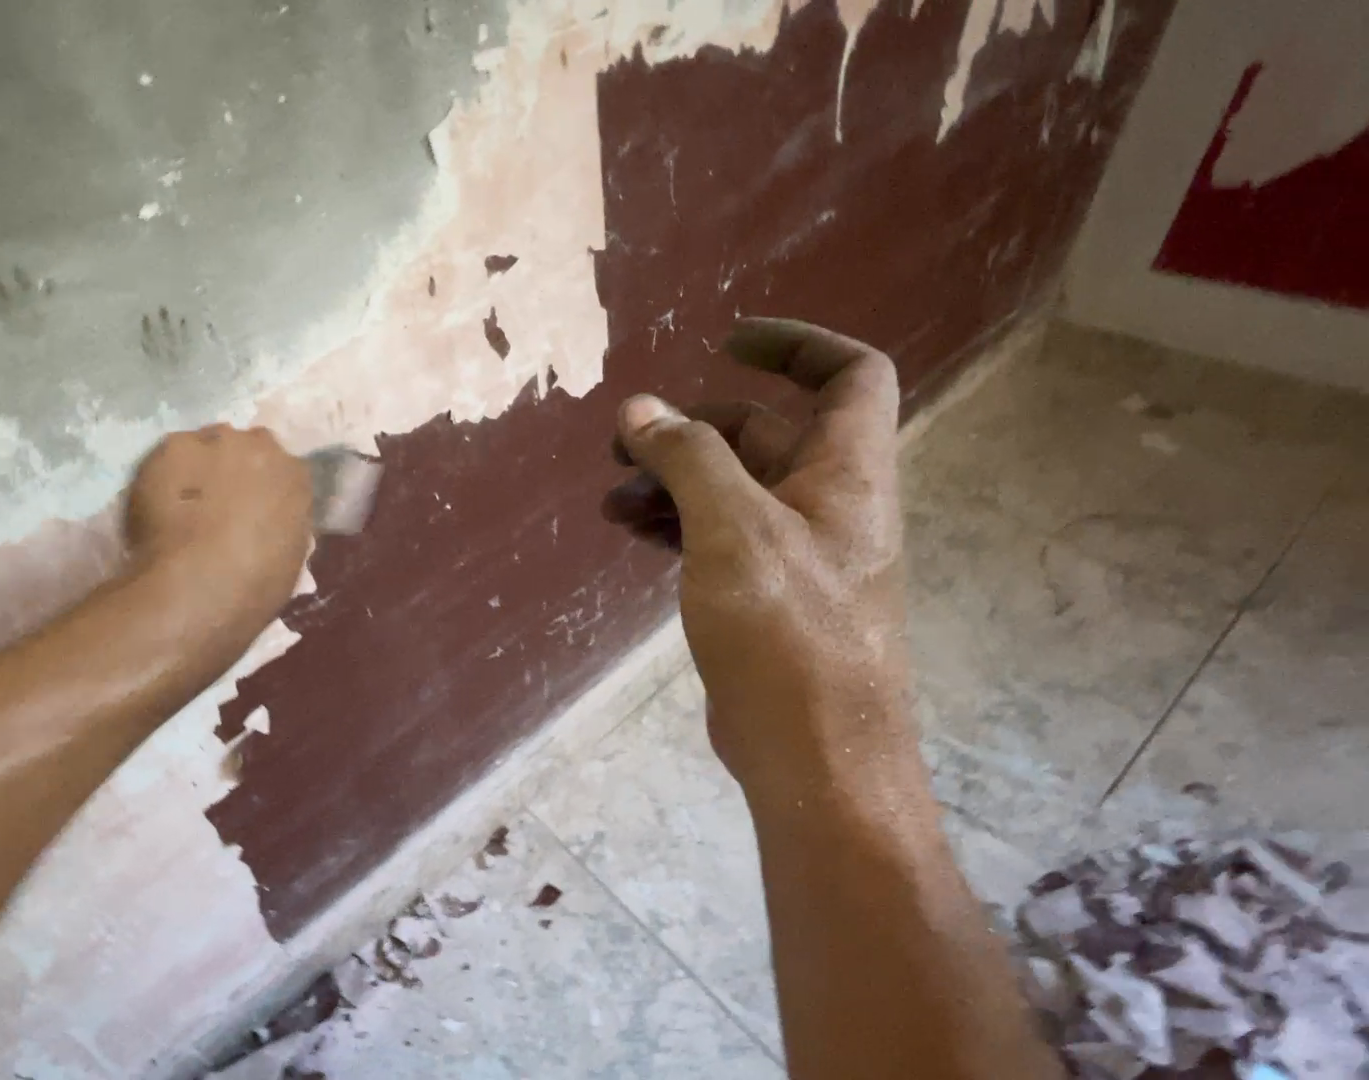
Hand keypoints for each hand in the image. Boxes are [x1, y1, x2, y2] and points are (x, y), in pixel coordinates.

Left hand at [124, 424, 314, 630]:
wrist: (200, 584)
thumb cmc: (256, 585)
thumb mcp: (289, 557)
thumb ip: (281, 525)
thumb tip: (266, 524)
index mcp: (296, 476)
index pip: (282, 470)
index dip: (263, 489)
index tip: (250, 509)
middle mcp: (260, 446)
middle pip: (244, 447)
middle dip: (232, 467)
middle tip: (216, 503)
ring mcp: (214, 442)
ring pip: (204, 447)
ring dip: (197, 467)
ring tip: (181, 505)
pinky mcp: (171, 447)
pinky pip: (168, 458)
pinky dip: (163, 477)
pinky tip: (157, 506)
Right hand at [603, 318, 917, 801]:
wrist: (813, 755)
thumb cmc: (786, 633)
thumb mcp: (733, 531)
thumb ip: (688, 459)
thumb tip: (641, 407)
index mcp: (847, 474)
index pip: (849, 375)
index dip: (796, 345)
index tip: (725, 342)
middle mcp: (829, 504)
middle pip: (763, 434)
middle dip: (691, 430)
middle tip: (623, 445)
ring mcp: (796, 553)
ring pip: (730, 489)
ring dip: (672, 482)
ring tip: (612, 499)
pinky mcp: (765, 596)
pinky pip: (718, 535)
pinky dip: (677, 524)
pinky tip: (632, 533)